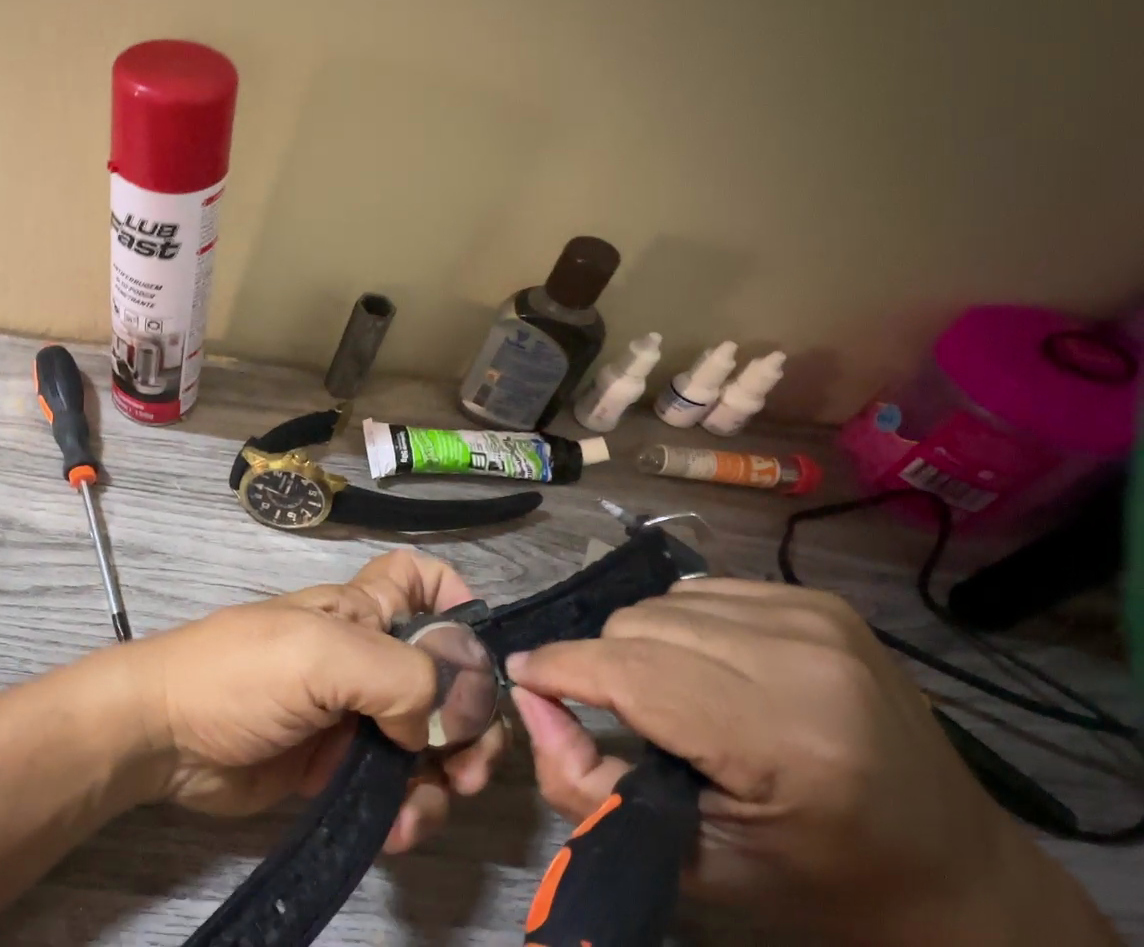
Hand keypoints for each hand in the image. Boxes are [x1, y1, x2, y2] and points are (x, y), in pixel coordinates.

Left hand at [121, 549, 510, 852]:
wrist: (162, 739)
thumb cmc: (237, 675)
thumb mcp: (321, 655)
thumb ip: (402, 675)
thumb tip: (453, 716)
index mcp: (362, 612)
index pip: (423, 582)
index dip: (460, 604)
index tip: (480, 659)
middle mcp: (365, 659)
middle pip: (447, 679)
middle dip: (471, 721)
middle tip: (468, 766)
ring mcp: (353, 717)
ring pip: (429, 741)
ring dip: (443, 778)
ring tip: (423, 806)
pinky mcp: (337, 769)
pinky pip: (395, 788)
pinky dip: (408, 810)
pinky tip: (396, 829)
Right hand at [506, 578, 1115, 943]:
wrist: (947, 867)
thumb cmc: (808, 877)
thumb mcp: (682, 857)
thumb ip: (582, 780)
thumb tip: (527, 697)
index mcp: (782, 741)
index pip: (631, 672)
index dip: (559, 668)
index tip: (521, 677)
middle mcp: (805, 663)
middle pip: (637, 625)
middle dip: (602, 663)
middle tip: (618, 713)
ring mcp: (820, 622)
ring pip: (663, 600)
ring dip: (642, 642)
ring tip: (669, 694)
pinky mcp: (823, 602)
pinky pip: (702, 590)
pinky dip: (682, 626)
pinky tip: (708, 669)